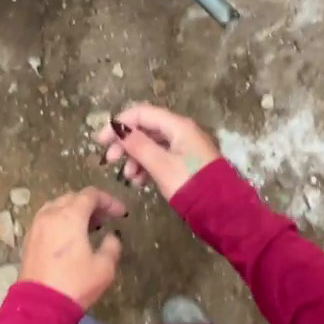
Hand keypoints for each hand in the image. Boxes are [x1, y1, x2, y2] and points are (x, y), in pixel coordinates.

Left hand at [19, 188, 126, 309]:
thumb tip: (111, 237)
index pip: (91, 195)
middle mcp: (51, 214)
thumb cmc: (75, 284)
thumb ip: (112, 246)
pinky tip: (70, 236)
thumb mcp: (104, 267)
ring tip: (89, 226)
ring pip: (58, 206)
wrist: (41, 305)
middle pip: (73, 197)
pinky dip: (61, 219)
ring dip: (75, 210)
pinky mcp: (30, 238)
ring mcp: (37, 225)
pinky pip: (47, 218)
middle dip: (92, 204)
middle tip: (106, 219)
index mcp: (70, 216)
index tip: (121, 213)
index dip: (109, 200)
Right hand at [91, 104, 221, 200]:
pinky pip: (160, 157)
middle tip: (110, 160)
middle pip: (146, 128)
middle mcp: (181, 131)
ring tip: (129, 177)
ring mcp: (184, 147)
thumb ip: (138, 145)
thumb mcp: (161, 165)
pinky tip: (139, 181)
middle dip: (126, 143)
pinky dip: (147, 166)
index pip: (142, 113)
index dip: (119, 123)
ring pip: (152, 145)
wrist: (222, 210)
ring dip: (135, 157)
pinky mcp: (186, 162)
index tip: (101, 140)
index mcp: (177, 126)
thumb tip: (118, 129)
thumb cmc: (190, 184)